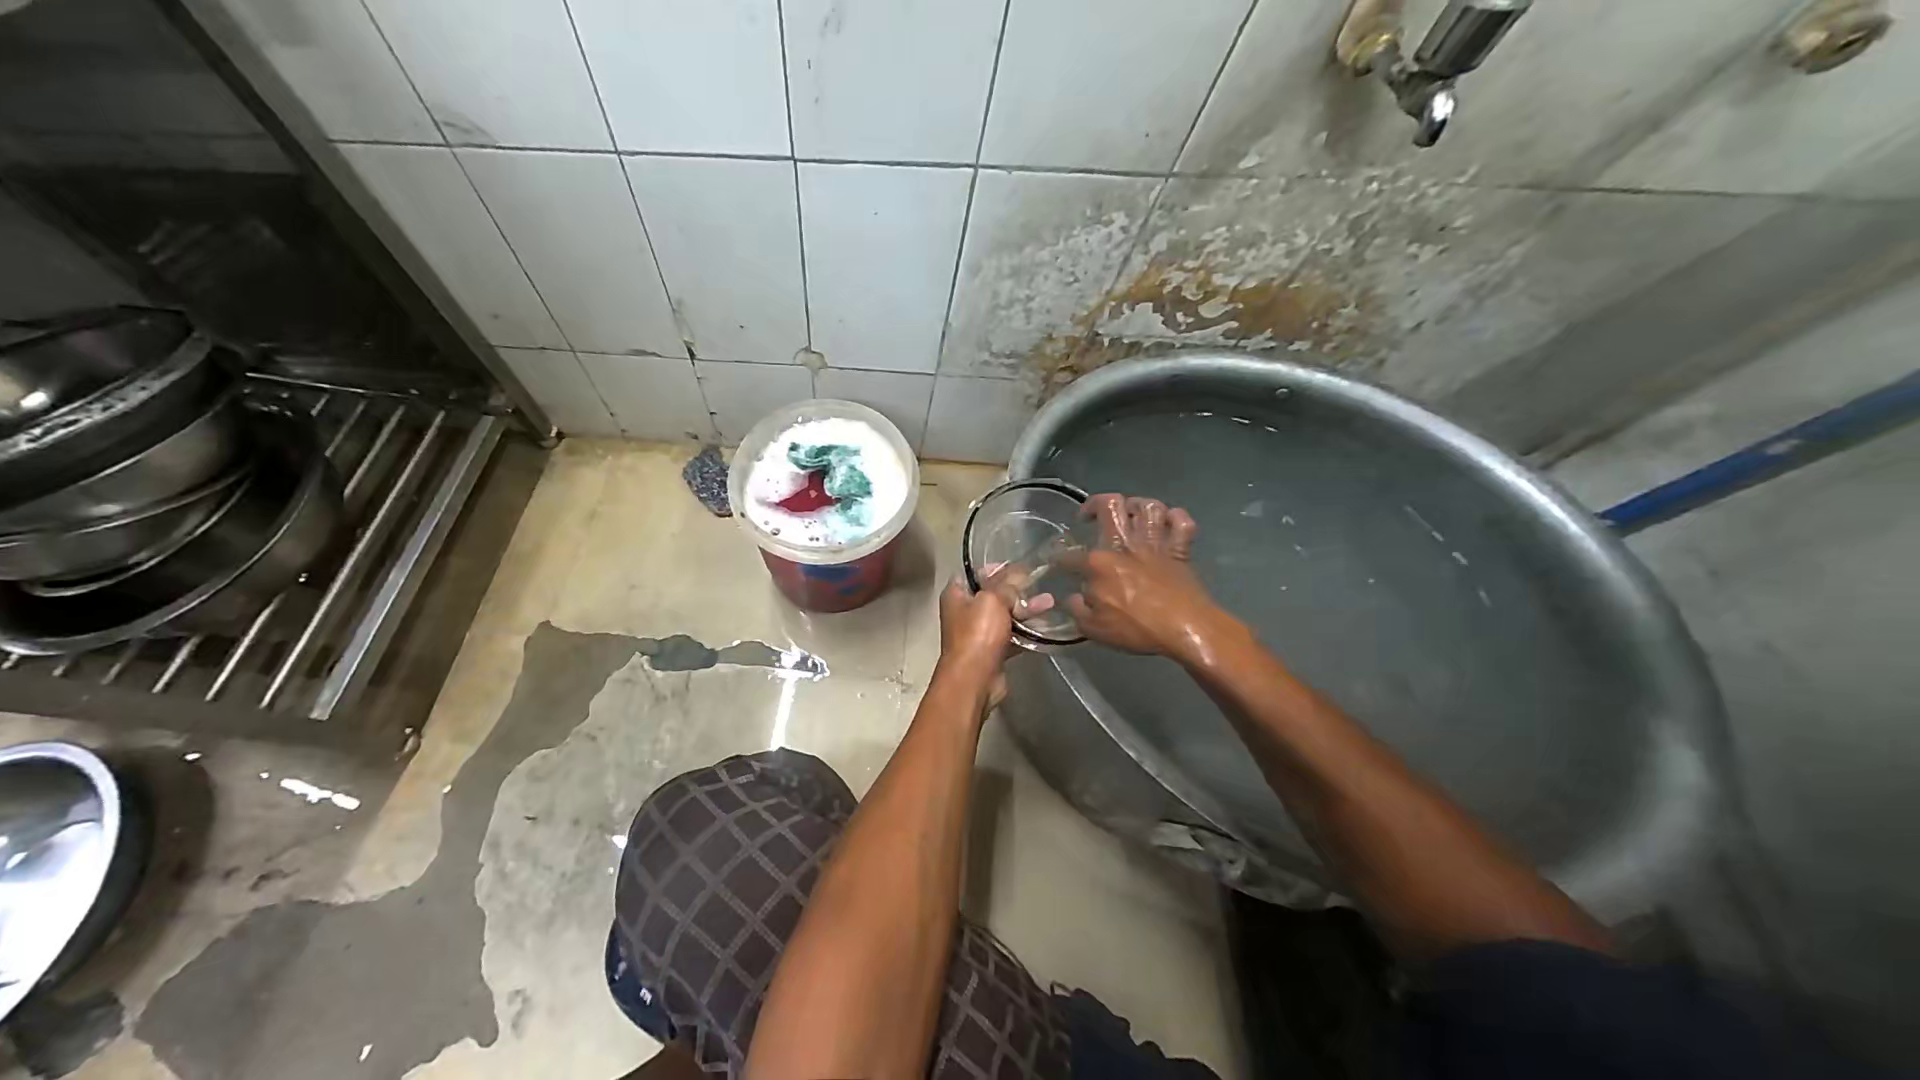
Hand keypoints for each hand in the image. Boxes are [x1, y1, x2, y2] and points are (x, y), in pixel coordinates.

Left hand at [934, 569, 1050, 708]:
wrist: (975, 679)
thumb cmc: (977, 633)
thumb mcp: (992, 599)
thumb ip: (1007, 583)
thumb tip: (1022, 573)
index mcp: (956, 594)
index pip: (974, 572)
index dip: (996, 567)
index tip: (1019, 564)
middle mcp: (964, 612)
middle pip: (992, 594)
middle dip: (1017, 589)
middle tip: (1040, 583)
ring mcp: (978, 633)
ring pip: (1005, 615)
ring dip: (1025, 609)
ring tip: (1050, 602)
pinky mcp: (992, 651)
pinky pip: (1012, 635)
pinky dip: (1026, 631)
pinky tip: (1046, 624)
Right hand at [1065, 494, 1230, 661]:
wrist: (1185, 630)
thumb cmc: (1137, 631)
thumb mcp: (1094, 630)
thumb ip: (1078, 611)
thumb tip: (1074, 597)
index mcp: (1099, 563)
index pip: (1070, 555)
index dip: (1060, 559)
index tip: (1058, 563)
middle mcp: (1125, 545)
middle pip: (1110, 505)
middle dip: (1094, 504)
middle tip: (1089, 515)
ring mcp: (1156, 543)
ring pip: (1148, 506)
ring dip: (1137, 505)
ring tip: (1129, 514)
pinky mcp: (1180, 550)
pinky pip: (1182, 522)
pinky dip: (1176, 518)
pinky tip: (1167, 523)